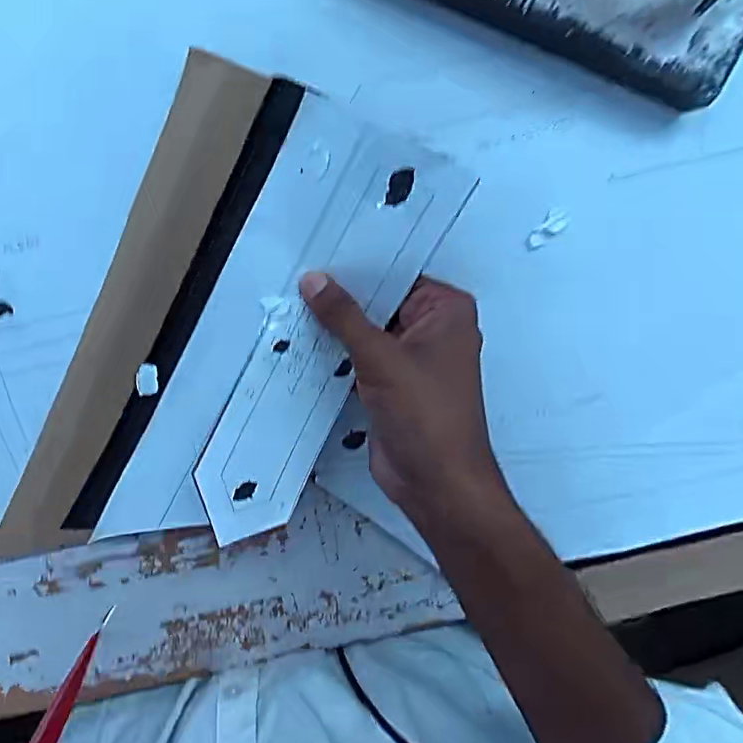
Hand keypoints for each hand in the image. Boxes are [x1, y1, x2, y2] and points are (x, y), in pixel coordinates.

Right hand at [299, 271, 507, 518]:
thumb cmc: (430, 418)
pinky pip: (359, 357)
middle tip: (301, 282)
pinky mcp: (391, 383)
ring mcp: (410, 358)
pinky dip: (338, 353)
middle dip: (343, 299)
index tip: (320, 258)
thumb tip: (316, 282)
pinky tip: (307, 343)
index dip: (358, 268)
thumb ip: (344, 317)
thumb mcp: (381, 357)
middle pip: (379, 302)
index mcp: (446, 312)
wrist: (436, 483)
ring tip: (296, 308)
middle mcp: (432, 330)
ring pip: (366, 331)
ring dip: (337, 329)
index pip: (396, 275)